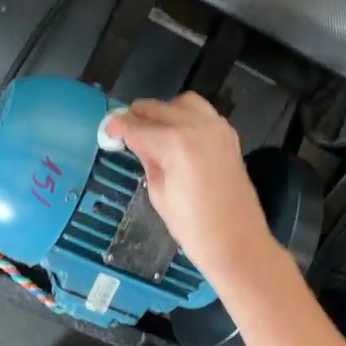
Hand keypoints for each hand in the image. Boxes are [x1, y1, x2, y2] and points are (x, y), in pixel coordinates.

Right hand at [103, 94, 278, 281]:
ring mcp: (217, 127)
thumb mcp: (159, 194)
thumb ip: (148, 159)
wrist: (238, 242)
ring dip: (162, 113)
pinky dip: (184, 118)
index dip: (116, 128)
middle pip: (156, 108)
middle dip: (136, 118)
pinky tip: (176, 138)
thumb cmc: (193, 228)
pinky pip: (201, 113)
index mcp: (175, 143)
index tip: (106, 133)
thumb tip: (136, 142)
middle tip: (124, 135)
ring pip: (180, 103)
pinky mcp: (228, 135)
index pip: (135, 126)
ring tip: (151, 133)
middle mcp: (197, 126)